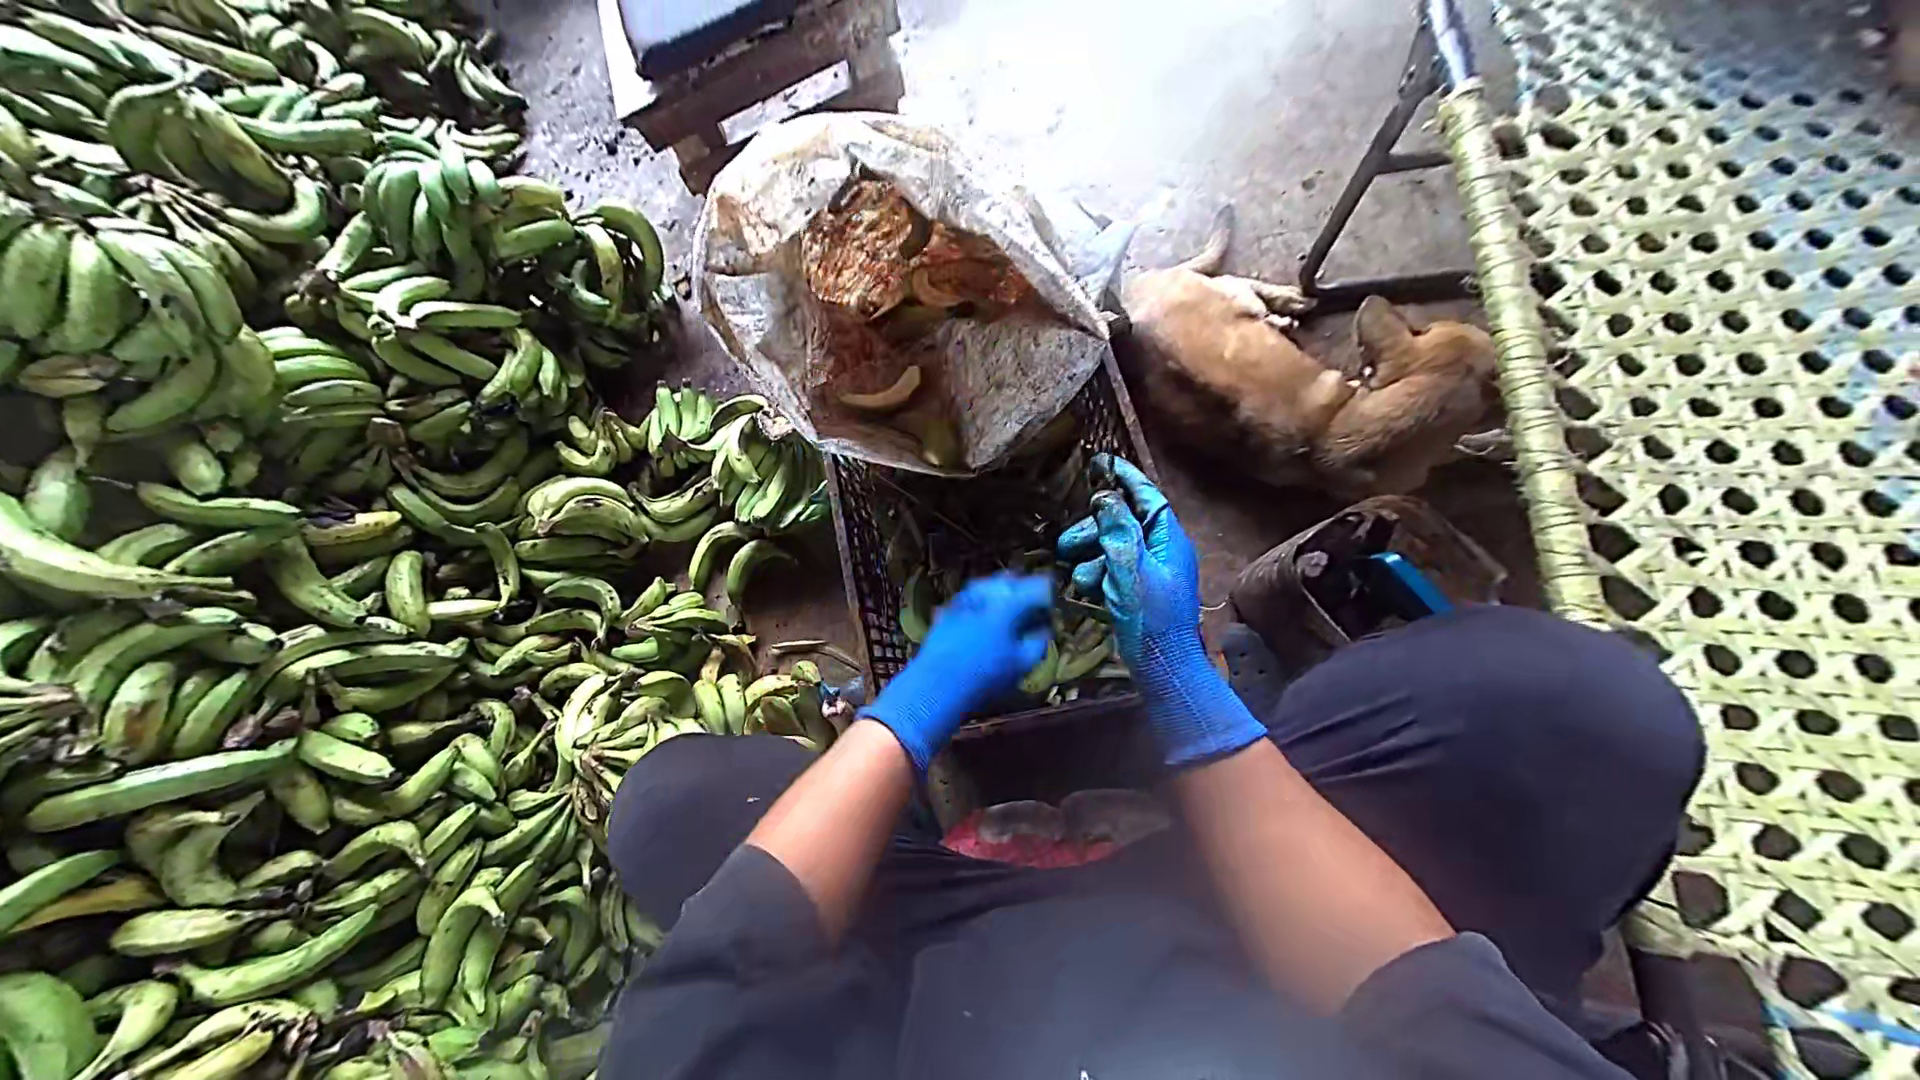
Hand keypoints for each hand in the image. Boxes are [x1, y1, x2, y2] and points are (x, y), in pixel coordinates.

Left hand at [862, 573, 1052, 772]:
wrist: (937, 684)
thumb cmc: (986, 675)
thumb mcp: (1022, 664)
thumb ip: (1038, 643)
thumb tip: (1043, 631)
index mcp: (1009, 603)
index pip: (1035, 587)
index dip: (1046, 591)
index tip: (1050, 600)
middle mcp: (985, 594)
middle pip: (1009, 581)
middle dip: (1022, 588)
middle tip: (1031, 601)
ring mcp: (963, 600)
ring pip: (986, 587)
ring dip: (999, 592)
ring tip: (1008, 608)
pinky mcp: (946, 611)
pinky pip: (969, 600)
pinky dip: (980, 603)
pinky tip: (983, 617)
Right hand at [1058, 455, 1264, 765]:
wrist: (1163, 667)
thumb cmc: (1152, 619)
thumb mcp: (1131, 571)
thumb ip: (1118, 532)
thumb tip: (1105, 497)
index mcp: (1166, 539)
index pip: (1147, 496)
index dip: (1124, 478)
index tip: (1100, 462)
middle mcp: (1159, 550)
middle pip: (1121, 524)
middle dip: (1092, 530)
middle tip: (1066, 542)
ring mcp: (1148, 572)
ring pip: (1111, 548)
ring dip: (1090, 558)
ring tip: (1077, 577)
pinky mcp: (1136, 591)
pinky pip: (1111, 572)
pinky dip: (1096, 578)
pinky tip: (1085, 592)